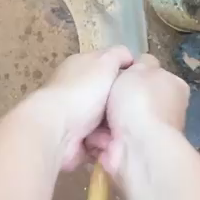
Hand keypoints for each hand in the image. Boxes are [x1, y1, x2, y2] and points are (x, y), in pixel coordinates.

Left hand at [19, 47, 134, 169]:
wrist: (57, 129)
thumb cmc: (82, 91)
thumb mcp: (104, 62)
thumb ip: (118, 55)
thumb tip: (130, 57)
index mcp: (81, 68)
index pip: (108, 67)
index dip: (126, 74)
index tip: (143, 83)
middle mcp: (78, 91)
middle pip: (111, 97)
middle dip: (123, 106)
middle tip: (138, 111)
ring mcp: (76, 117)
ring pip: (109, 123)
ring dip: (117, 128)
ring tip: (128, 131)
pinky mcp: (78, 141)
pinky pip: (102, 144)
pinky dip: (107, 145)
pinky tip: (114, 144)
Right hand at [84, 54, 187, 179]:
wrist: (136, 145)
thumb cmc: (139, 100)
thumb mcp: (141, 68)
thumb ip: (142, 63)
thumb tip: (142, 65)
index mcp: (173, 88)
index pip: (152, 75)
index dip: (133, 73)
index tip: (116, 73)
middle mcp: (165, 112)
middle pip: (133, 98)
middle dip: (116, 98)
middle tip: (99, 92)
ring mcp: (149, 135)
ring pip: (119, 119)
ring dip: (105, 118)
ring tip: (91, 112)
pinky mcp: (131, 152)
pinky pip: (111, 139)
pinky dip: (101, 137)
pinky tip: (92, 132)